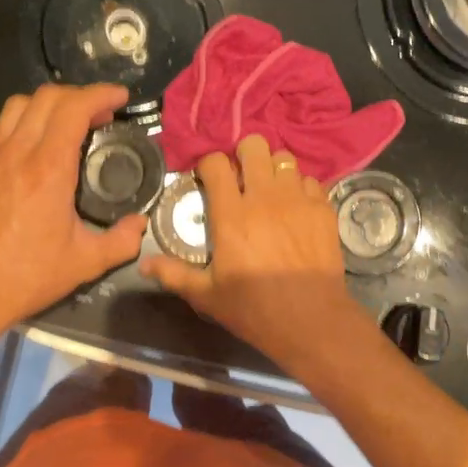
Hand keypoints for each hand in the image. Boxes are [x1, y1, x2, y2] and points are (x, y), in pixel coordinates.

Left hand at [0, 84, 146, 342]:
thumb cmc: (26, 277)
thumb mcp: (85, 263)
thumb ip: (121, 241)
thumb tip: (139, 225)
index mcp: (47, 168)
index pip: (73, 108)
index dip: (100, 94)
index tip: (121, 98)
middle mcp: (16, 153)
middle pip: (45, 97)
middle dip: (79, 95)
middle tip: (102, 114)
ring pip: (18, 106)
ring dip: (48, 104)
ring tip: (70, 124)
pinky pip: (3, 130)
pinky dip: (27, 123)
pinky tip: (40, 151)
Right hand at [142, 134, 365, 364]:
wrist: (310, 320)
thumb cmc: (254, 308)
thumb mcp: (207, 295)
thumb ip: (174, 274)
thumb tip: (144, 264)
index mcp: (231, 214)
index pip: (216, 163)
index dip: (209, 166)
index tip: (209, 180)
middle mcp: (264, 197)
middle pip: (254, 146)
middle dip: (245, 155)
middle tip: (242, 177)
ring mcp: (297, 200)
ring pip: (284, 159)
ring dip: (273, 170)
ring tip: (270, 190)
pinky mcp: (323, 209)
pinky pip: (310, 181)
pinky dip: (300, 188)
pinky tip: (296, 208)